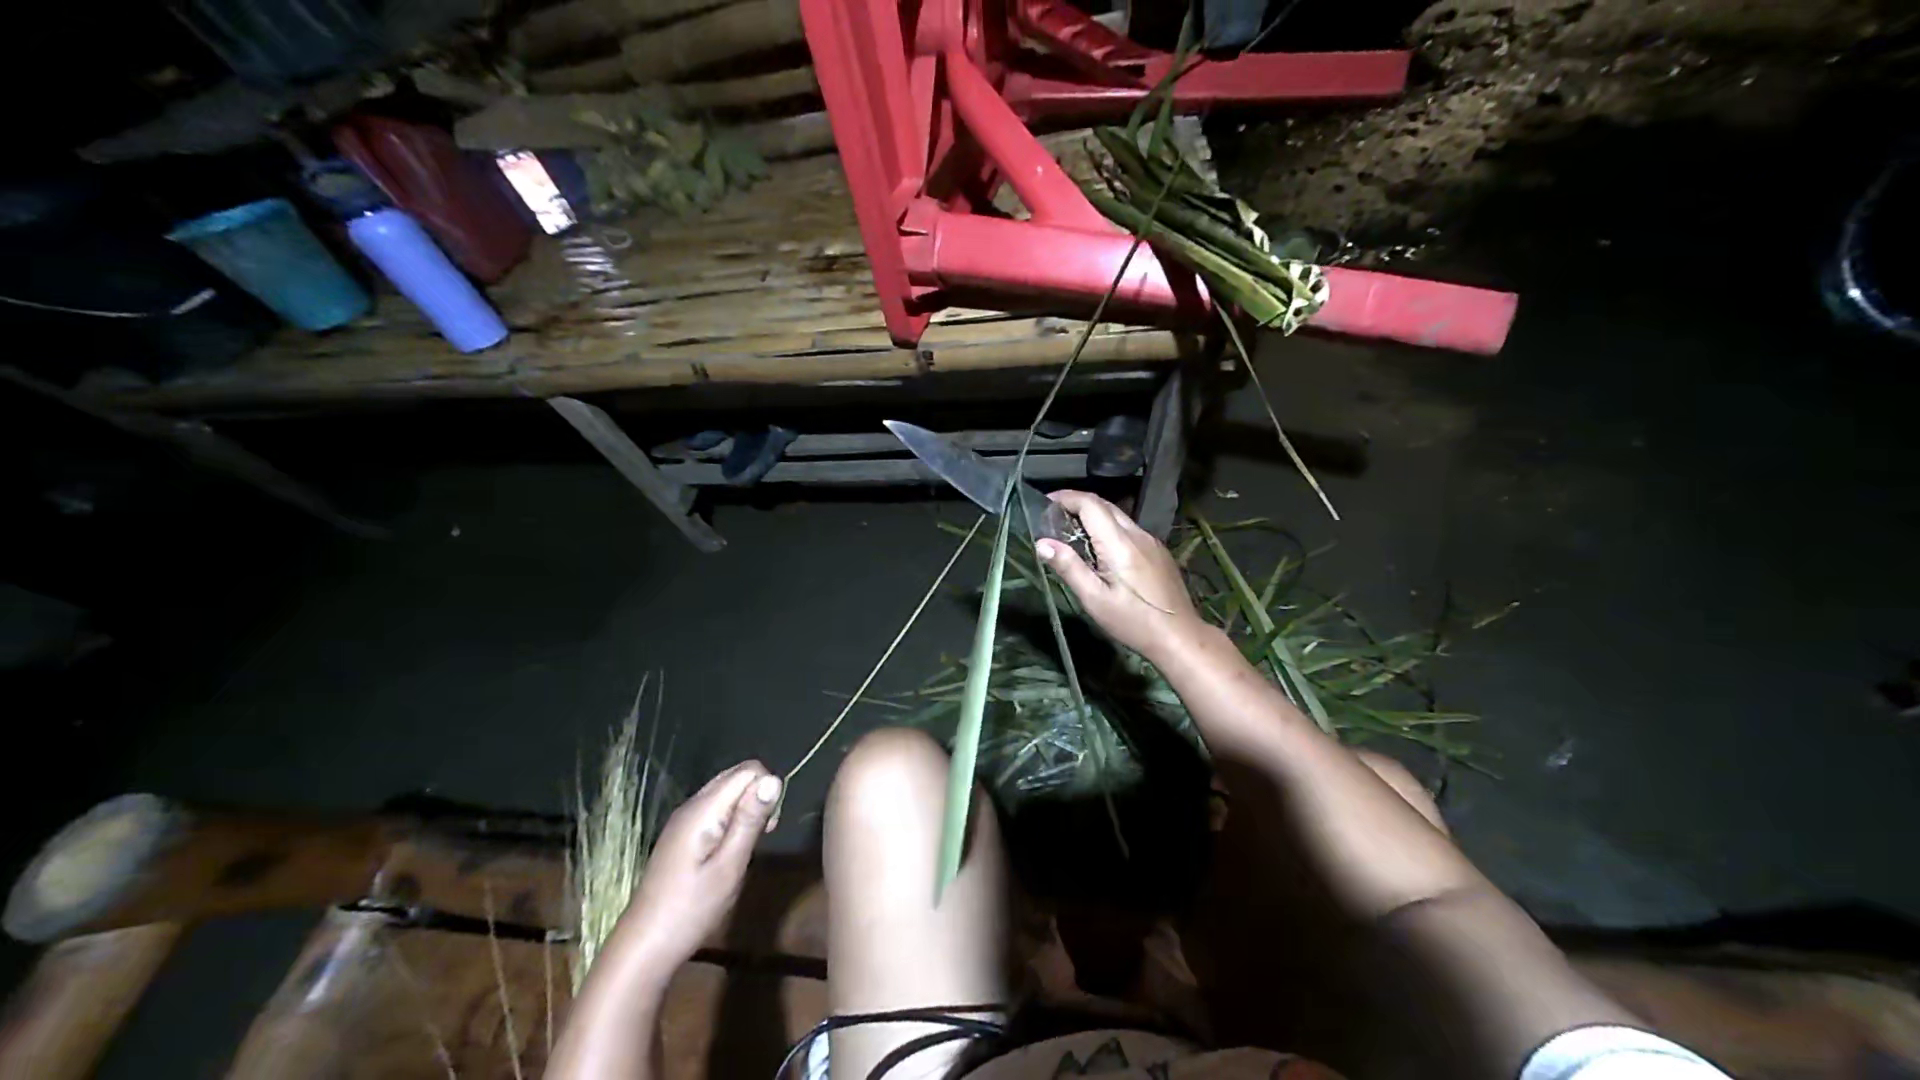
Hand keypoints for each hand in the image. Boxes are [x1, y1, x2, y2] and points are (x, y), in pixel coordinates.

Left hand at [616, 760, 782, 976]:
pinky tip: (730, 851)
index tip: (769, 827)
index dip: (767, 789)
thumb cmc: (692, 909)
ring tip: (746, 847)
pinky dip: (731, 818)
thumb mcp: (730, 866)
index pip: (749, 769)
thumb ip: (750, 820)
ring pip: (726, 790)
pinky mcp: (681, 833)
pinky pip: (715, 807)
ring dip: (746, 807)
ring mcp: (683, 819)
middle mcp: (691, 804)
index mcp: (703, 809)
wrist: (645, 945)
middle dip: (758, 795)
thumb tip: (774, 779)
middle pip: (736, 774)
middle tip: (762, 836)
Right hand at [1035, 490, 1206, 661]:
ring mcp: (1151, 542)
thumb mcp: (1094, 599)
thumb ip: (1069, 567)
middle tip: (1053, 517)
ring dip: (1093, 516)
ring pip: (1118, 517)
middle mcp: (1137, 534)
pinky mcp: (1158, 552)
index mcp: (1120, 543)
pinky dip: (1108, 529)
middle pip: (1104, 505)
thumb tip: (1042, 542)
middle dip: (1077, 504)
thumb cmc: (1133, 621)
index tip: (1045, 503)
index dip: (1066, 497)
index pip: (1091, 504)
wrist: (1179, 636)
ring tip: (1071, 532)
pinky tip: (1100, 550)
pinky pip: (1129, 530)